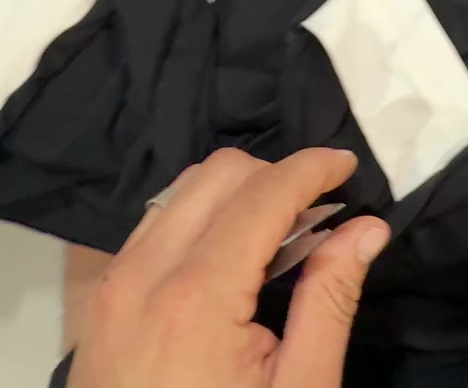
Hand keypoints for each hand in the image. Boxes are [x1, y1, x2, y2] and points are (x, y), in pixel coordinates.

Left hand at [69, 147, 391, 387]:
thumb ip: (331, 300)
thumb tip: (367, 228)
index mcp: (197, 298)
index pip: (264, 192)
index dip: (313, 168)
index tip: (348, 165)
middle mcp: (145, 273)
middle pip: (220, 173)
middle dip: (276, 174)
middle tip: (318, 210)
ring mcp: (113, 285)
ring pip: (183, 187)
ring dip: (238, 191)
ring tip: (279, 233)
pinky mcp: (100, 301)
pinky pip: (157, 220)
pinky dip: (202, 214)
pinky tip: (231, 256)